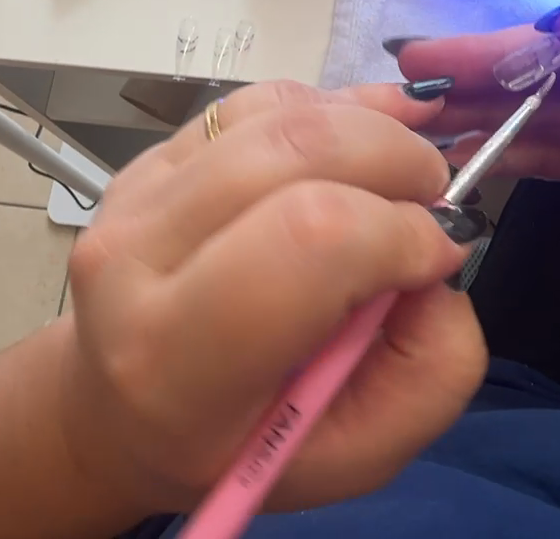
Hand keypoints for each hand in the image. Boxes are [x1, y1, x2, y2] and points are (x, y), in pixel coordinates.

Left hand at [56, 81, 485, 514]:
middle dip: (395, 156)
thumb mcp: (352, 455)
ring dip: (367, 123)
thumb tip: (439, 258)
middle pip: (294, 149)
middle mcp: (136, 256)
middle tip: (433, 192)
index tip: (440, 251)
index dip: (398, 230)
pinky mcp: (148, 157)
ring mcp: (136, 192)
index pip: (308, 238)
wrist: (119, 405)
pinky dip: (326, 107)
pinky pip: (256, 103)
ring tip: (402, 166)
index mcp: (175, 356)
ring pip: (278, 113)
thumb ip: (428, 372)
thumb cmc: (235, 443)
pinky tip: (356, 140)